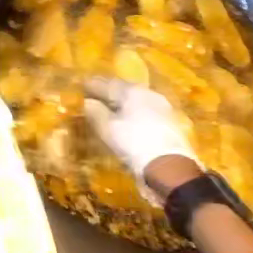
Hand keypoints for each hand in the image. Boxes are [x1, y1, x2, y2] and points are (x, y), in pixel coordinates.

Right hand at [81, 77, 198, 181]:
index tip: (81, 86)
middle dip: (108, 92)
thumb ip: (96, 112)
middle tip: (94, 95)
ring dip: (122, 103)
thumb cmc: (134, 143)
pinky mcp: (169, 123)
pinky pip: (144, 111)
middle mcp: (148, 94)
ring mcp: (161, 108)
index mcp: (131, 91)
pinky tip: (127, 120)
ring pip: (135, 101)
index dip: (92, 85)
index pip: (107, 84)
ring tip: (109, 108)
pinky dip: (133, 113)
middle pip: (123, 89)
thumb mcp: (108, 128)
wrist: (170, 168)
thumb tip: (88, 102)